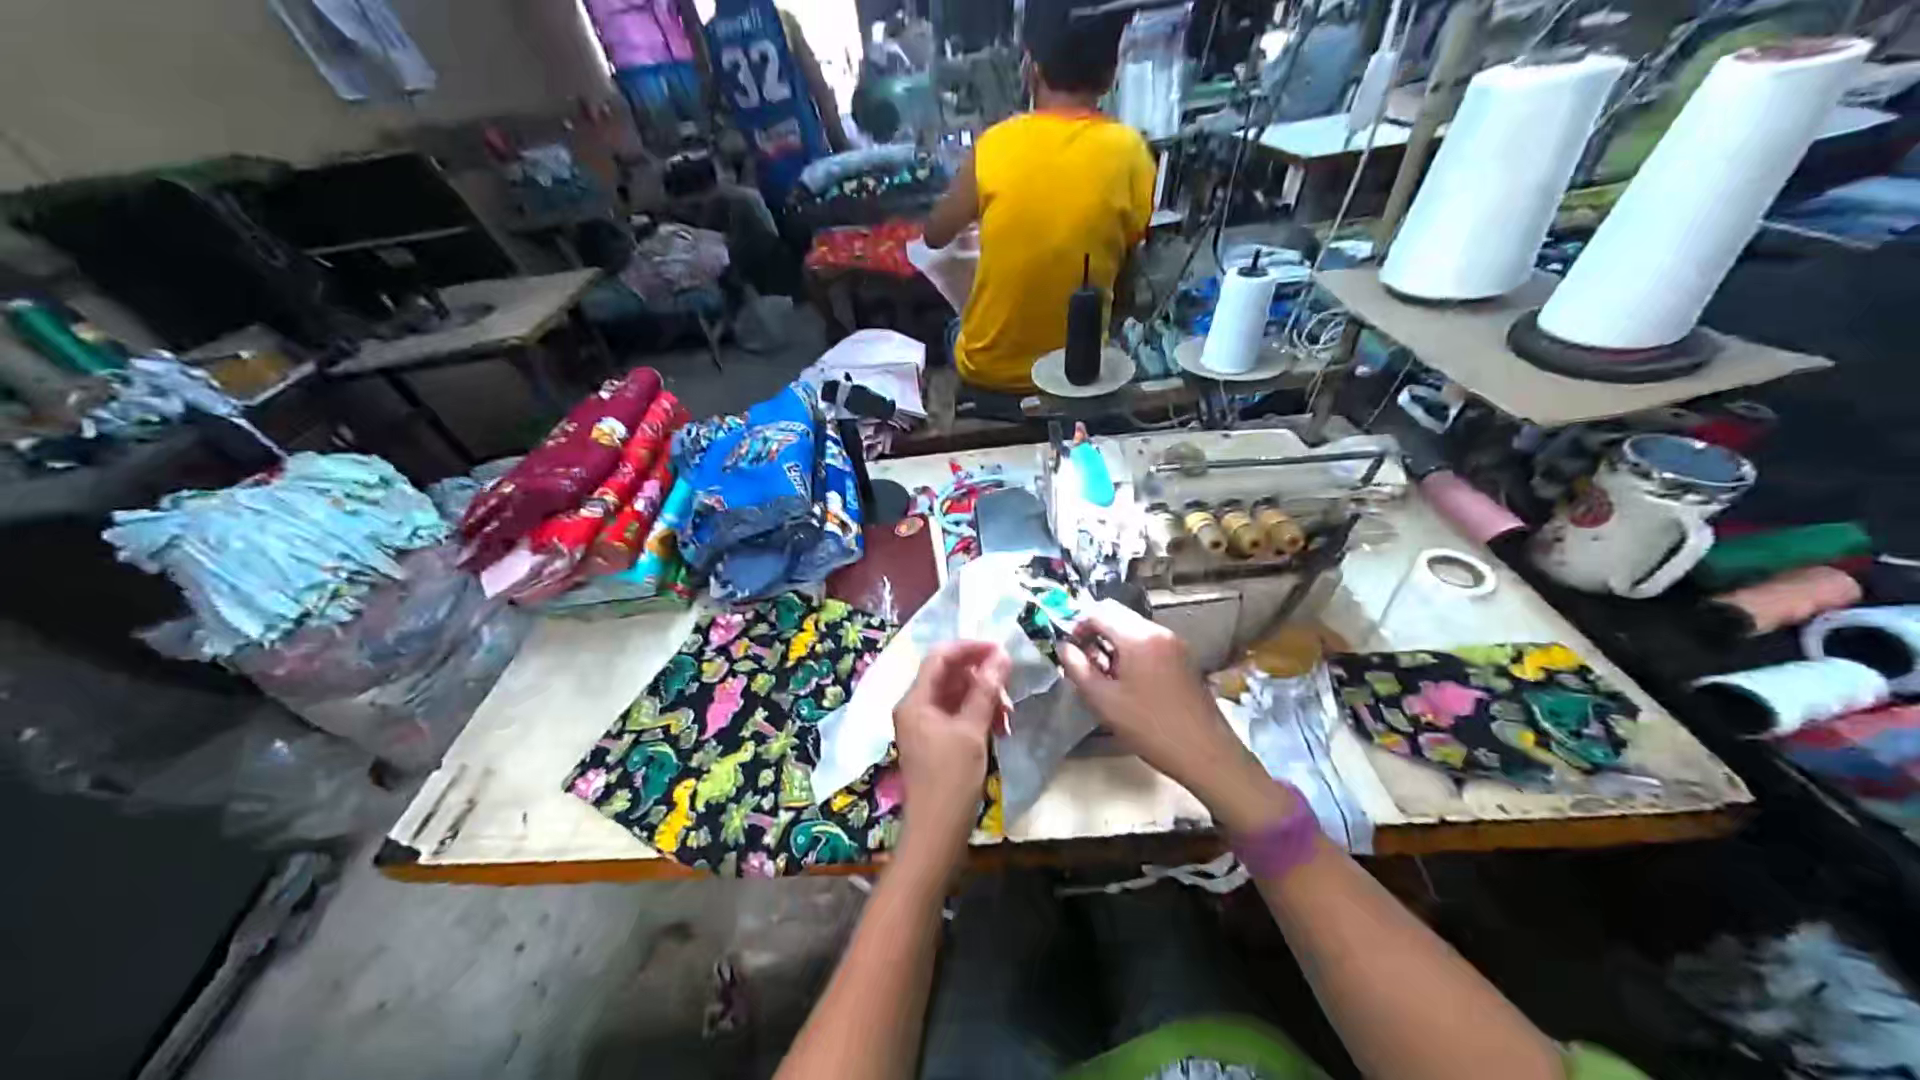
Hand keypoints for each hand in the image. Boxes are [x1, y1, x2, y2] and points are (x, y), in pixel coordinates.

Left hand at [892, 640, 1011, 865]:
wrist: (937, 832)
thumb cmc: (951, 780)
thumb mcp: (972, 731)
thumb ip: (986, 690)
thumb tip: (1001, 655)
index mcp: (915, 701)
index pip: (940, 657)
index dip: (970, 648)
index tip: (1001, 649)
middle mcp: (915, 707)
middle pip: (949, 675)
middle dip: (982, 677)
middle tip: (1010, 687)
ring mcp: (925, 725)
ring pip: (957, 695)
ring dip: (985, 698)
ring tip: (1009, 716)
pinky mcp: (936, 741)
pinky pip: (958, 715)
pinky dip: (979, 715)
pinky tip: (1000, 728)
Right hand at [1057, 601, 1287, 832]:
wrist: (1204, 752)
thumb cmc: (1149, 727)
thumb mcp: (1103, 701)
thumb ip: (1077, 668)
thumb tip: (1064, 647)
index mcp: (1138, 637)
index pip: (1099, 612)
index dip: (1077, 625)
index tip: (1070, 649)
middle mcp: (1159, 631)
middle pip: (1117, 616)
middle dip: (1096, 633)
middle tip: (1085, 663)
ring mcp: (1175, 644)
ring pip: (1134, 629)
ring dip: (1114, 643)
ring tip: (1106, 676)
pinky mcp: (1184, 658)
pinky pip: (1150, 642)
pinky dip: (1133, 651)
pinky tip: (1130, 681)